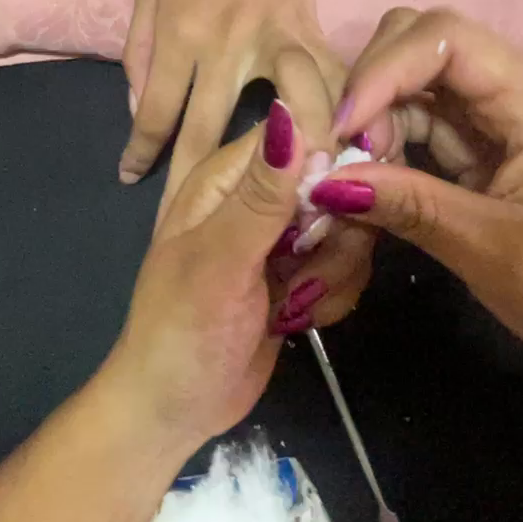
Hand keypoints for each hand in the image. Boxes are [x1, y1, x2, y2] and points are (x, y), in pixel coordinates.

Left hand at [96, 101, 312, 452]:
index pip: (298, 130)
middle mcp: (256, 195)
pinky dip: (332, 296)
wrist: (175, 408)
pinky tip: (298, 320)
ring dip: (333, 272)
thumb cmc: (182, 330)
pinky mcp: (300, 271)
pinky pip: (345, 265)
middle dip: (336, 233)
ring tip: (293, 304)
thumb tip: (290, 112)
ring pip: (348, 226)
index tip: (343, 201)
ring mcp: (281, 235)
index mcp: (224, 177)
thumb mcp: (219, 261)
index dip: (332, 156)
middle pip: (335, 181)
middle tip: (303, 270)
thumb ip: (259, 195)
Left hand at [120, 0, 342, 200]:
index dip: (141, 152)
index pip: (154, 111)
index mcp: (177, 33)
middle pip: (206, 132)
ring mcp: (274, 40)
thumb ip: (140, 52)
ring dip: (284, 169)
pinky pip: (325, 86)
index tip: (131, 179)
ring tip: (280, 213)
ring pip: (281, 118)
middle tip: (186, 233)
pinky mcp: (313, 30)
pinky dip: (331, 122)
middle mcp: (223, 46)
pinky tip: (336, 158)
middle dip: (193, 188)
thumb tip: (138, 114)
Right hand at [311, 9, 522, 372]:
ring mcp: (493, 114)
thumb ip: (410, 206)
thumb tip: (323, 182)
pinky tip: (370, 179)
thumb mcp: (494, 251)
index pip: (446, 38)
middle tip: (347, 148)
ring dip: (373, 118)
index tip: (344, 130)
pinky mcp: (473, 143)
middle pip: (421, 42)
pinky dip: (382, 141)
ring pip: (410, 80)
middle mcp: (513, 90)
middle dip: (373, 85)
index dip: (385, 69)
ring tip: (356, 174)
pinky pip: (414, 119)